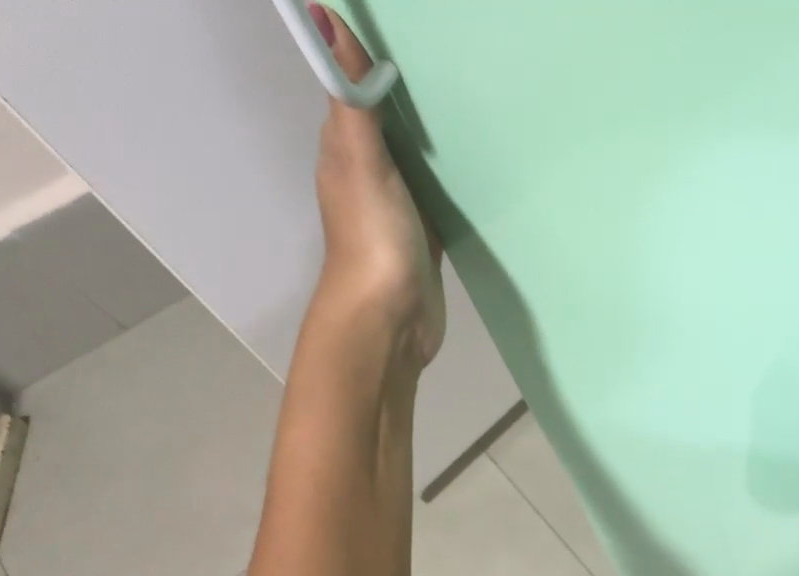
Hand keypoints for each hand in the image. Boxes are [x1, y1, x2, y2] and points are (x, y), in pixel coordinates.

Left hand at [309, 4, 445, 369]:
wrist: (390, 321)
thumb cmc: (372, 239)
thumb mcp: (361, 161)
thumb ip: (350, 97)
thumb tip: (319, 11)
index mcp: (345, 148)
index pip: (355, 85)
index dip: (372, 55)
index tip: (415, 27)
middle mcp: (369, 171)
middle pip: (389, 119)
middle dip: (413, 91)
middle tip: (460, 59)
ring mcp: (399, 206)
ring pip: (418, 157)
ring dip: (437, 135)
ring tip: (479, 102)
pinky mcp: (426, 234)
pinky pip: (440, 192)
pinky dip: (454, 176)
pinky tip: (480, 166)